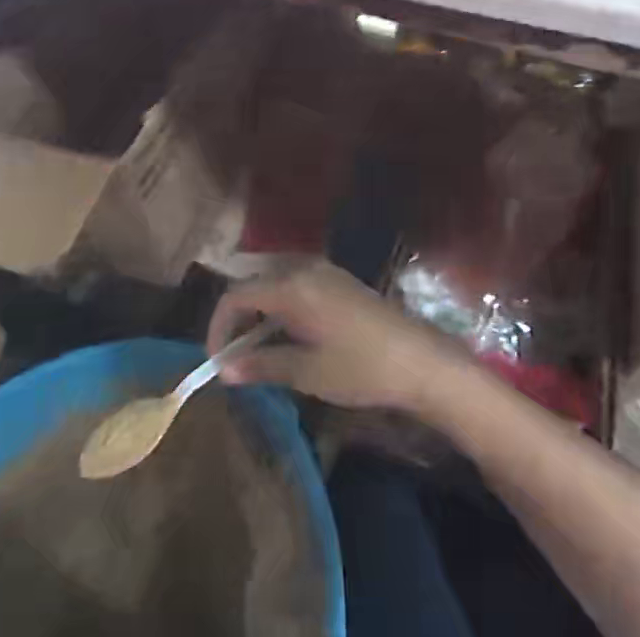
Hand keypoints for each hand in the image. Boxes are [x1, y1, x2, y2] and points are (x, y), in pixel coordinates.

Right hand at [205, 260, 473, 416]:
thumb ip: (262, 365)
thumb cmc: (362, 368)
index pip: (236, 296)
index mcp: (292, 286)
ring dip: (259, 311)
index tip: (217, 361)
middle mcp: (305, 268)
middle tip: (233, 355)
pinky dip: (281, 305)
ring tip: (257, 349)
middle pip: (253, 283)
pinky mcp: (340, 280)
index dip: (218, 327)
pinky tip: (288, 334)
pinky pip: (296, 283)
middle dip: (237, 318)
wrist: (423, 360)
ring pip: (274, 282)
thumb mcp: (307, 372)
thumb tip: (225, 370)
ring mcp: (325, 271)